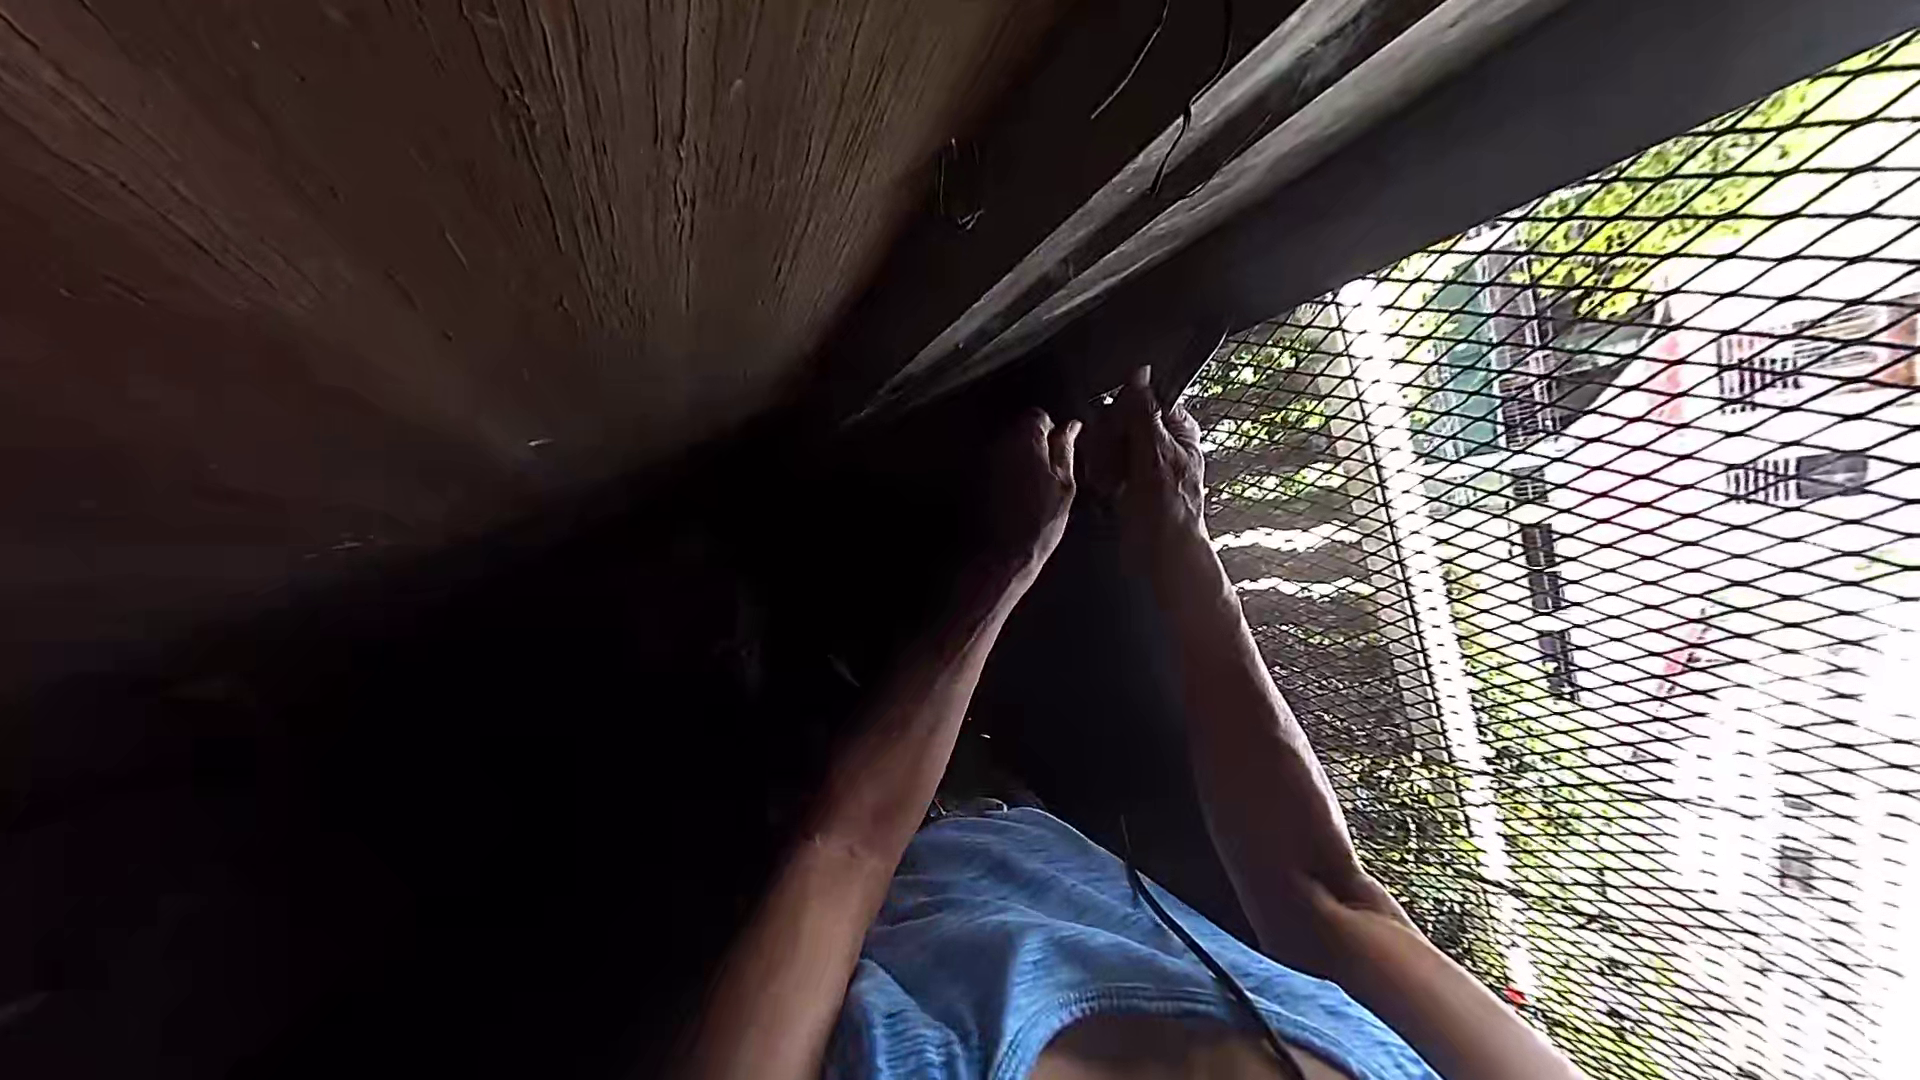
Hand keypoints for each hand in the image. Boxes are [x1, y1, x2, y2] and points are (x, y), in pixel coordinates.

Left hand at [984, 408, 1078, 586]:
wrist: (1005, 554)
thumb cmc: (1040, 522)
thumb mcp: (1064, 484)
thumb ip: (1065, 449)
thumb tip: (1071, 427)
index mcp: (1025, 439)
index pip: (1038, 416)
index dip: (1051, 432)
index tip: (1058, 452)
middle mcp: (999, 444)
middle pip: (1019, 429)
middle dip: (1033, 445)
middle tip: (1048, 474)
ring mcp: (984, 461)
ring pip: (1006, 448)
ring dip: (1019, 460)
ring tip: (1032, 489)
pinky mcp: (974, 478)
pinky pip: (994, 466)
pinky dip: (1005, 475)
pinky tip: (1016, 498)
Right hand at [1096, 365, 1207, 557]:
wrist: (1162, 555)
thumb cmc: (1168, 509)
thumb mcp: (1154, 454)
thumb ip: (1144, 414)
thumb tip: (1139, 374)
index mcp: (1178, 429)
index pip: (1143, 400)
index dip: (1124, 412)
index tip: (1114, 428)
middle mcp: (1162, 443)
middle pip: (1123, 421)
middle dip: (1110, 441)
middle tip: (1111, 462)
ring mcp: (1143, 464)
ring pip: (1111, 443)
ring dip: (1103, 460)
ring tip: (1109, 481)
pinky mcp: (1128, 482)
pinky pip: (1106, 465)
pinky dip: (1102, 475)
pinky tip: (1106, 489)